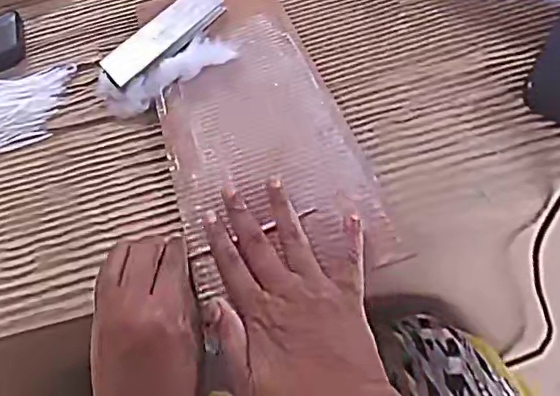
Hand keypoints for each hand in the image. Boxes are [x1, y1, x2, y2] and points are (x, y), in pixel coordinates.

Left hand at [91, 236, 198, 395]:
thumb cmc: (166, 393)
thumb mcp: (193, 348)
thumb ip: (191, 305)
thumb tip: (187, 274)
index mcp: (167, 315)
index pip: (173, 257)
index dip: (182, 247)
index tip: (184, 246)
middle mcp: (136, 304)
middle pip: (147, 247)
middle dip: (161, 245)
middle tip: (168, 250)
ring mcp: (112, 306)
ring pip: (123, 250)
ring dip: (138, 248)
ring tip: (147, 254)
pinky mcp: (97, 312)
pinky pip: (106, 268)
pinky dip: (117, 260)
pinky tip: (127, 265)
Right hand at [203, 183, 394, 395]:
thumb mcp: (250, 383)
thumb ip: (231, 342)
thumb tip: (215, 306)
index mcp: (262, 312)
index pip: (232, 266)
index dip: (218, 239)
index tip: (209, 217)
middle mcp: (287, 293)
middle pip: (258, 245)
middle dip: (242, 214)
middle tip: (231, 189)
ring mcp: (317, 291)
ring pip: (295, 240)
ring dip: (283, 210)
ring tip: (274, 184)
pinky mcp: (347, 299)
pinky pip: (349, 263)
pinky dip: (350, 238)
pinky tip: (350, 216)